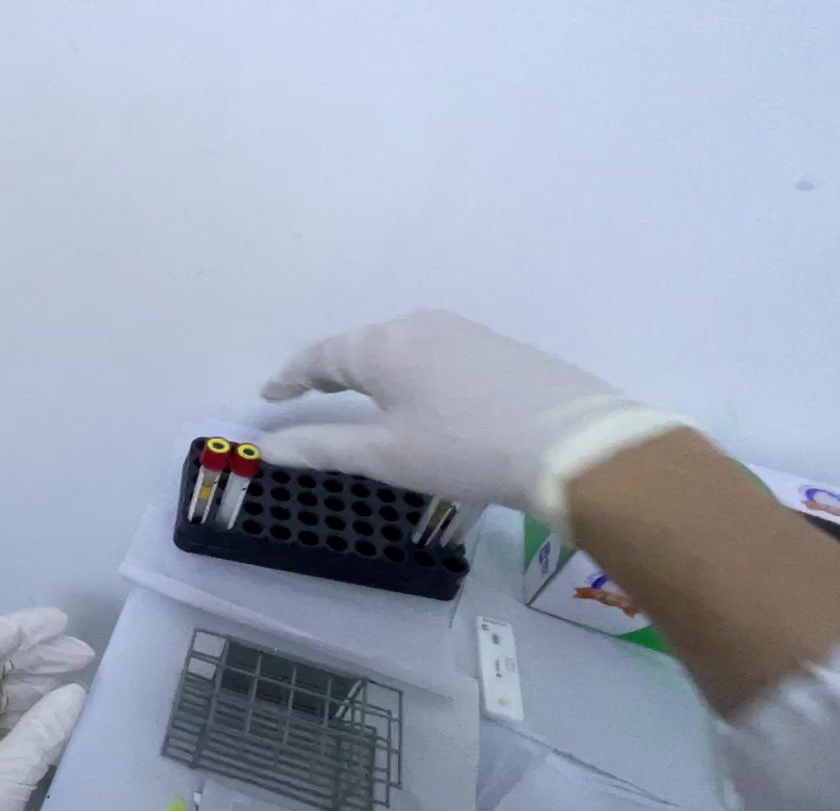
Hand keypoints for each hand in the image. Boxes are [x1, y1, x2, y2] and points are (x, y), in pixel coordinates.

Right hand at [259, 310, 688, 534]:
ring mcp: (463, 333)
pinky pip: (429, 352)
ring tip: (353, 393)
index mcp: (384, 347)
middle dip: (327, 369)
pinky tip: (413, 393)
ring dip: (366, 368)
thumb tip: (266, 446)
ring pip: (396, 346)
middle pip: (358, 345)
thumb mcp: (382, 455)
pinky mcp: (495, 348)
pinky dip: (403, 371)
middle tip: (305, 392)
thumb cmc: (461, 449)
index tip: (268, 394)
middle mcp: (419, 326)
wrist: (573, 446)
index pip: (320, 356)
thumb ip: (319, 446)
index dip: (290, 377)